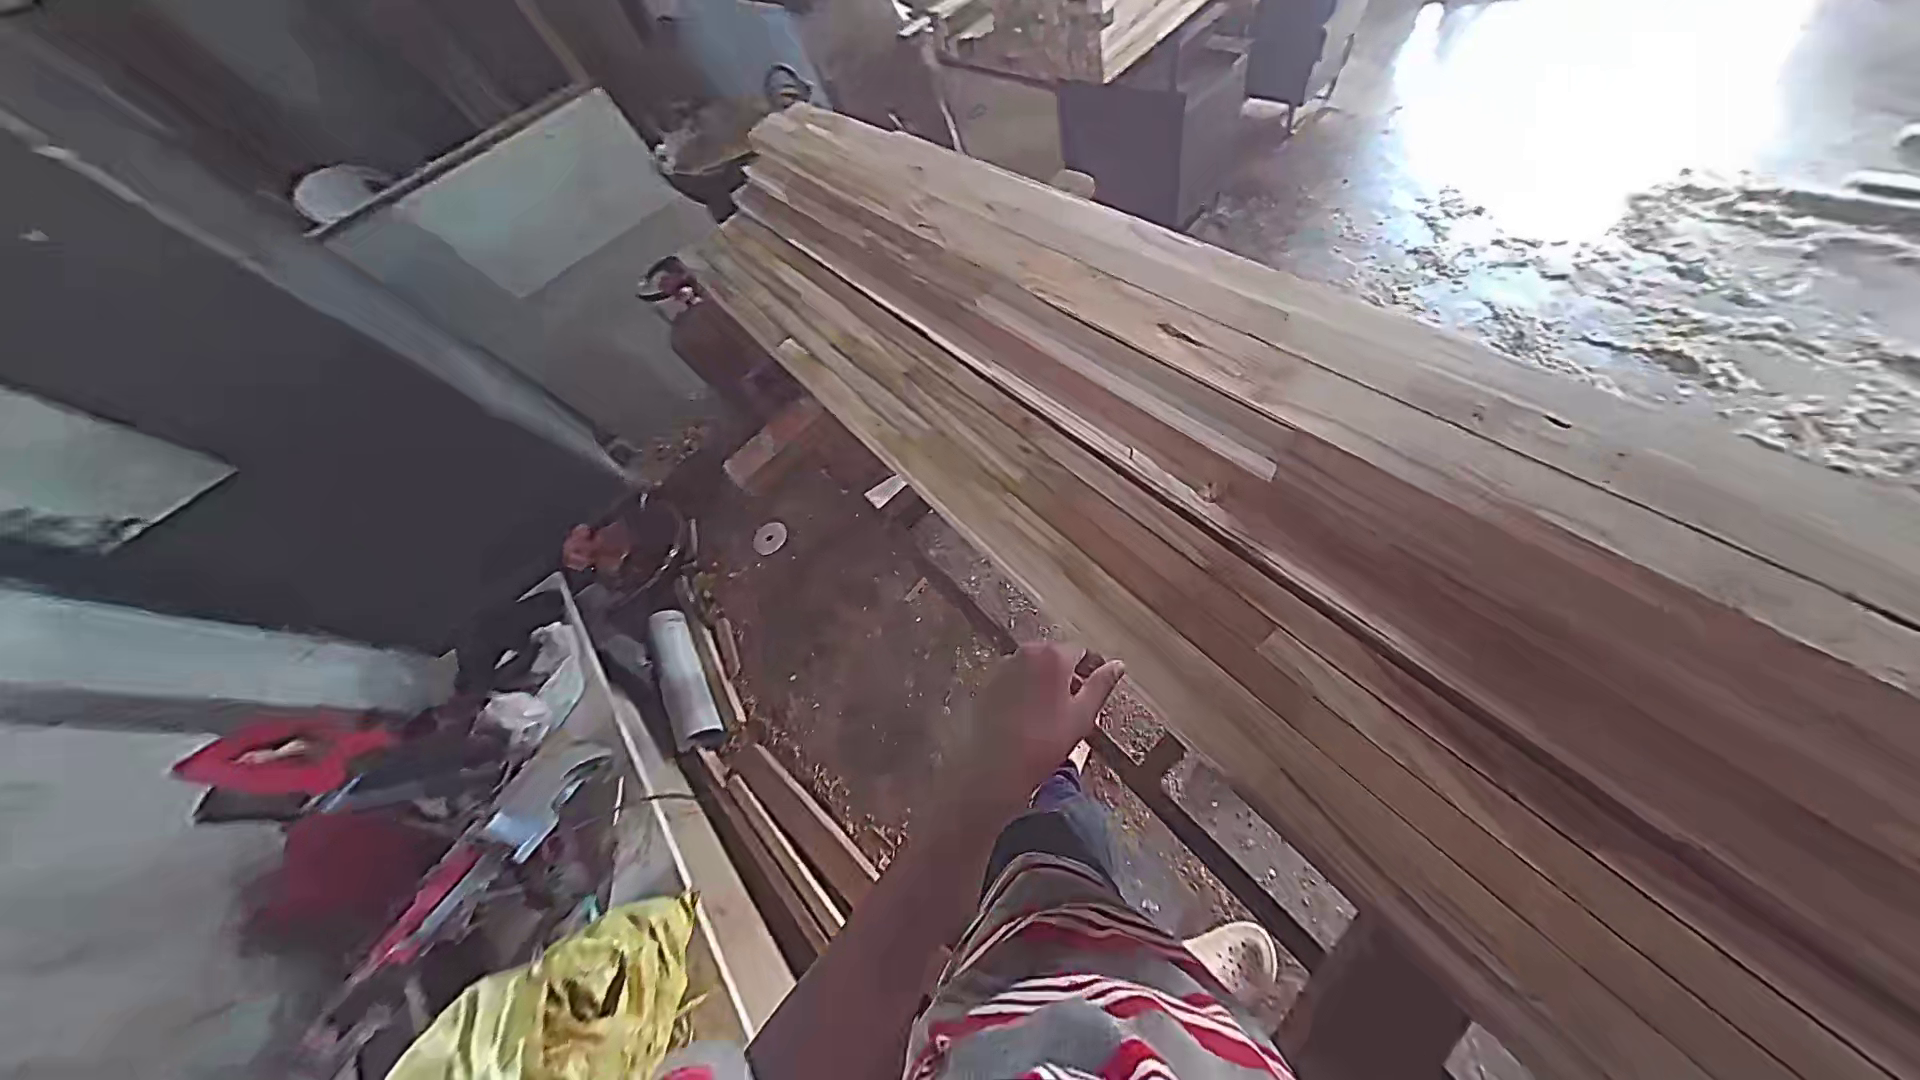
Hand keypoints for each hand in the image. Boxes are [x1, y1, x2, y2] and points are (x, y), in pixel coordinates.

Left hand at [940, 643, 1124, 825]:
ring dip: (1046, 682)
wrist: (995, 763)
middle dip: (1068, 675)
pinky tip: (1027, 716)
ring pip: (1034, 667)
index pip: (1081, 651)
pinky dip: (1025, 689)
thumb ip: (1101, 685)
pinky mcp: (988, 681)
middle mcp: (1026, 652)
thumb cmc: (1045, 740)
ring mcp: (1004, 665)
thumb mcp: (1082, 714)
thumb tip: (1117, 665)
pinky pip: (1015, 678)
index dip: (1091, 670)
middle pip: (1055, 656)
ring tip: (1051, 714)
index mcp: (1053, 655)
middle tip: (1075, 706)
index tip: (1094, 691)